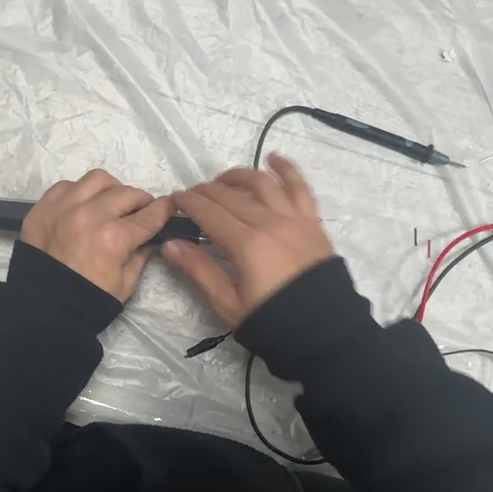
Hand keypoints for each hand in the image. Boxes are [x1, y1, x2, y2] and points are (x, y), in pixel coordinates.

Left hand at [21, 170, 175, 301]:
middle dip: (141, 201)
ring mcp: (64, 207)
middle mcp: (91, 214)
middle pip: (127, 193)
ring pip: (98, 180)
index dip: (165, 209)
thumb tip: (149, 239)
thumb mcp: (125, 284)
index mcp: (114, 237)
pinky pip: (68, 185)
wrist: (42, 309)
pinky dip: (80, 192)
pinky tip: (83, 205)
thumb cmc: (87, 301)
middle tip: (141, 211)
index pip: (149, 215)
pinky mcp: (44, 207)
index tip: (170, 206)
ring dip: (111, 189)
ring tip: (111, 202)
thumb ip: (141, 257)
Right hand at [163, 155, 334, 327]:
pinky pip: (300, 187)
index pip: (209, 212)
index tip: (173, 200)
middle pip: (231, 195)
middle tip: (191, 197)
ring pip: (262, 183)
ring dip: (238, 176)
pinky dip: (287, 169)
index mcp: (246, 244)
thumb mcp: (228, 303)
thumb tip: (170, 245)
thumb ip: (199, 270)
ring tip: (222, 180)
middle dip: (206, 191)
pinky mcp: (312, 222)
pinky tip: (274, 158)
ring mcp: (294, 219)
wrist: (322, 332)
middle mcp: (269, 222)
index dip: (188, 203)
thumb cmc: (271, 322)